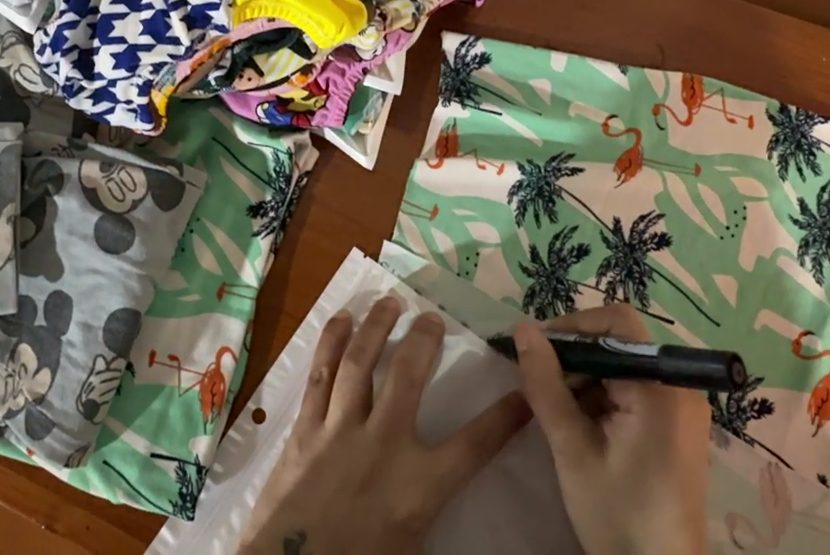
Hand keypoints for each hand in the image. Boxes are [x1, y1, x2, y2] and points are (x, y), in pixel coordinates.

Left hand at [239, 296, 532, 553]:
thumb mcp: (412, 546)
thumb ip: (431, 505)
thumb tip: (445, 483)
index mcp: (418, 485)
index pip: (475, 444)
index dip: (504, 417)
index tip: (525, 391)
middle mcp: (382, 444)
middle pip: (409, 375)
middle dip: (424, 340)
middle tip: (432, 316)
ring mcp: (339, 430)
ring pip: (360, 363)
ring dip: (377, 325)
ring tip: (390, 300)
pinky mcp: (305, 429)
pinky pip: (319, 375)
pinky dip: (331, 342)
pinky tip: (342, 319)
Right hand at [513, 306, 710, 554]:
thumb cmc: (617, 513)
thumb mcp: (571, 448)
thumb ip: (545, 383)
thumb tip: (522, 328)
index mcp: (661, 388)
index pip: (616, 322)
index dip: (573, 326)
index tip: (536, 350)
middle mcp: (680, 388)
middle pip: (619, 343)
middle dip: (574, 357)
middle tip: (539, 384)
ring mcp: (681, 408)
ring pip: (622, 367)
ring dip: (585, 379)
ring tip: (557, 410)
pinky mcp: (676, 427)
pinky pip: (634, 390)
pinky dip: (603, 398)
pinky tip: (580, 426)